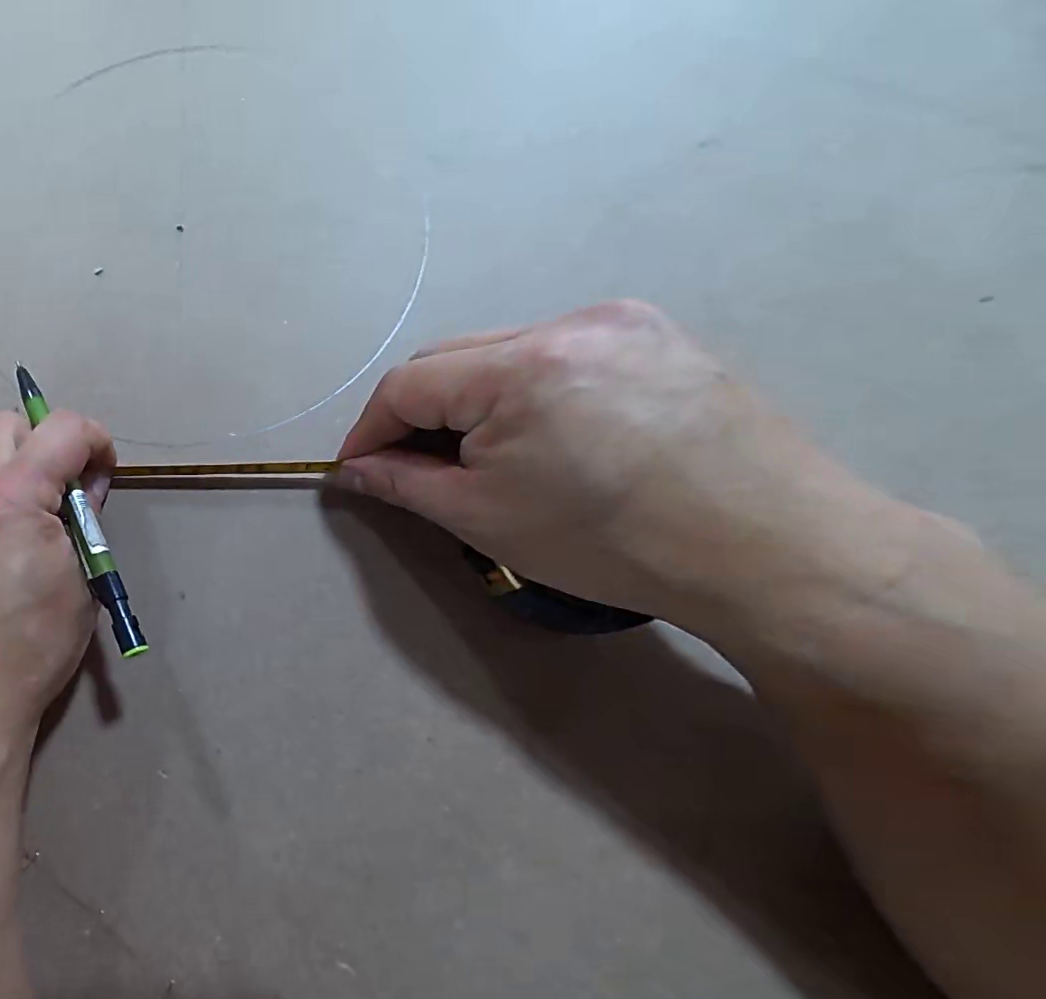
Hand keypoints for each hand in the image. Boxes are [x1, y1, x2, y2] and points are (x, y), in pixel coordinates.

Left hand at [0, 409, 115, 737]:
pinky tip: (3, 519)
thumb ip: (84, 520)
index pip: (60, 429)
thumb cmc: (34, 645)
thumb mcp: (82, 579)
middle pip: (12, 422)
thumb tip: (85, 487)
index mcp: (11, 498)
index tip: (104, 472)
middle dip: (51, 442)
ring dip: (14, 454)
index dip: (96, 440)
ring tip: (33, 500)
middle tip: (69, 489)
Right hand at [336, 300, 908, 623]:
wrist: (771, 550)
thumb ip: (403, 482)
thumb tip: (353, 470)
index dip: (369, 429)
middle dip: (415, 413)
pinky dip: (522, 389)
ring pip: (501, 352)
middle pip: (451, 359)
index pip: (407, 384)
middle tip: (412, 466)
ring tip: (477, 454)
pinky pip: (556, 353)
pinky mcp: (658, 336)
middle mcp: (569, 322)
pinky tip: (539, 432)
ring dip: (468, 399)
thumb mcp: (481, 517)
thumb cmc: (607, 542)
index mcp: (519, 367)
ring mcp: (621, 321)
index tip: (357, 469)